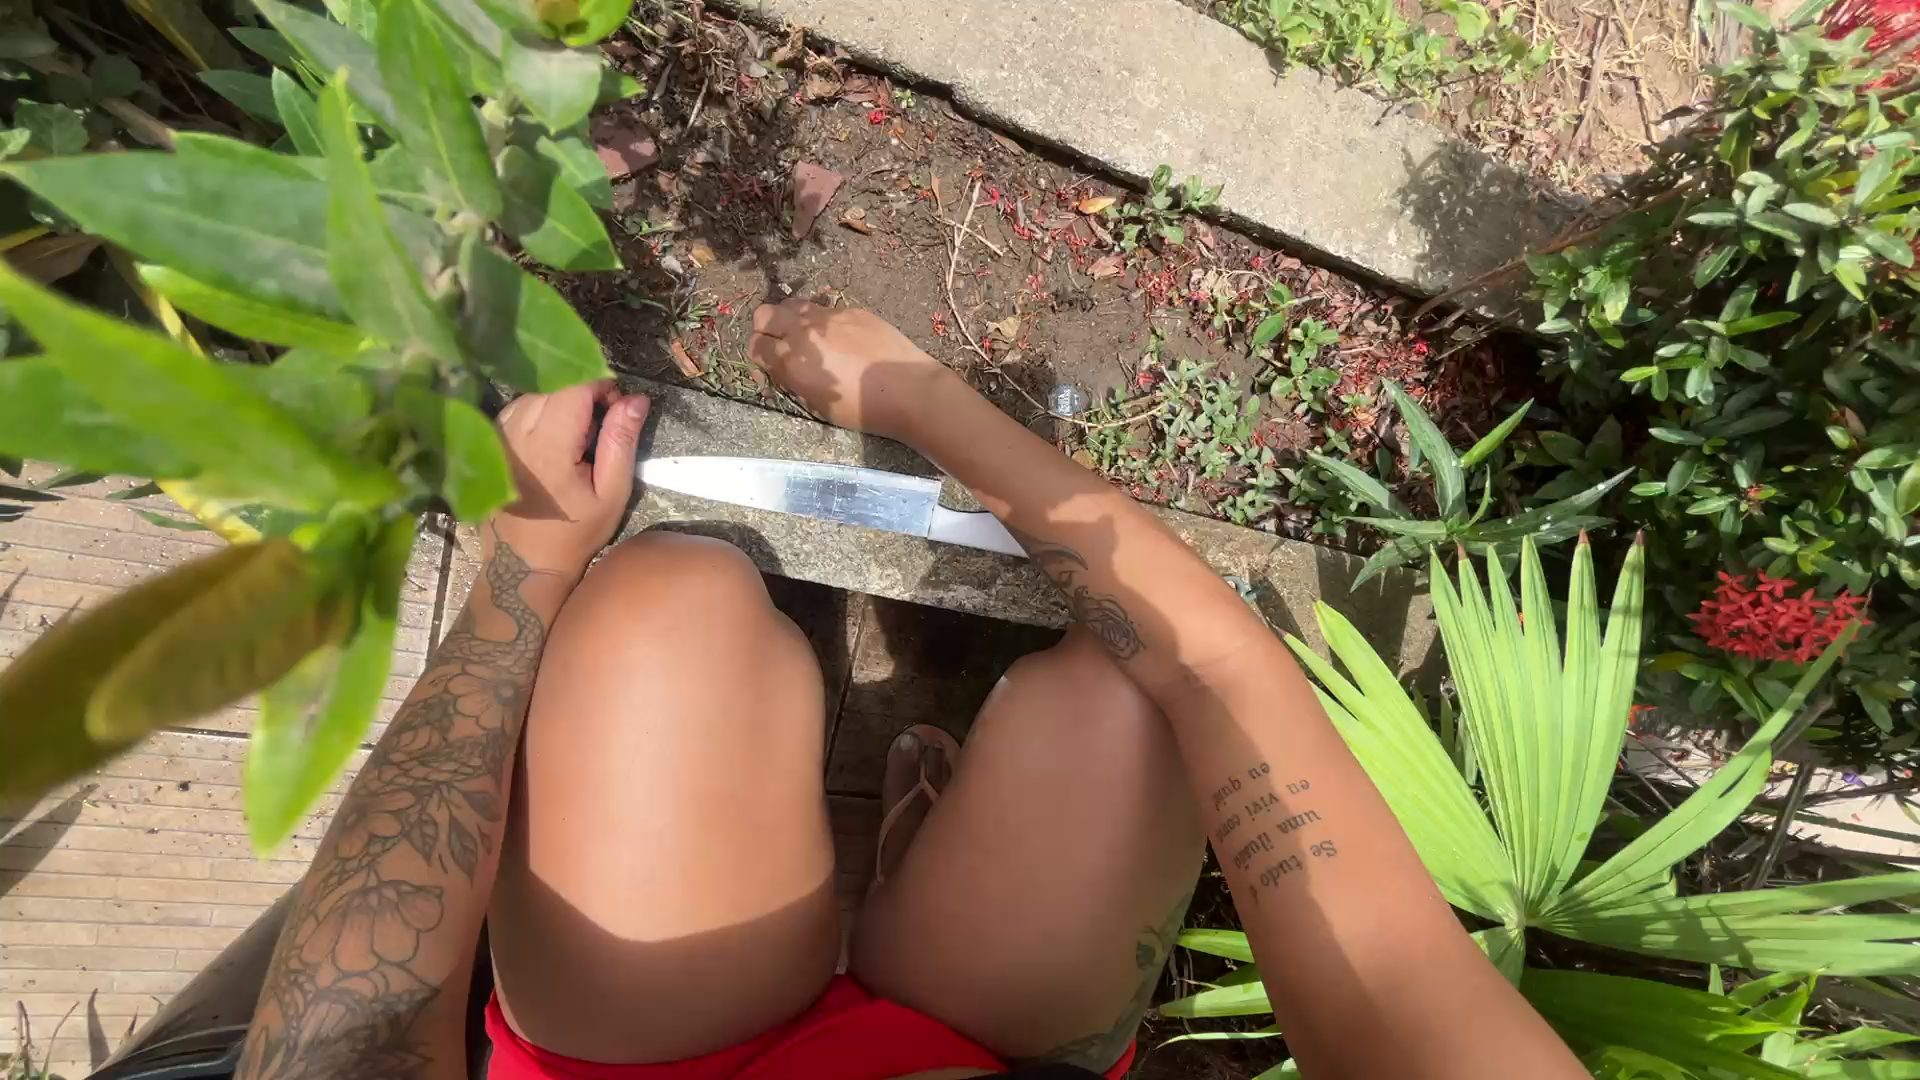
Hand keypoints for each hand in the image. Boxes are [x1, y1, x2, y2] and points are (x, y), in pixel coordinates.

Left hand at [486, 380, 650, 582]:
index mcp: (549, 446)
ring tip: (579, 430)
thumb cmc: (577, 531)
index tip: (619, 405)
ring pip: (532, 395)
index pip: (573, 389)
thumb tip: (636, 400)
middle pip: (552, 388)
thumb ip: (621, 442)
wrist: (524, 561)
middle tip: (604, 421)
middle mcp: (516, 435)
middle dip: (582, 393)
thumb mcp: (612, 492)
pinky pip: (515, 409)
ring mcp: (497, 438)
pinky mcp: (489, 444)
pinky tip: (553, 435)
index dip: (601, 387)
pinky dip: (539, 411)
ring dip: (560, 401)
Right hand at [749, 299, 954, 441]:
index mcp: (791, 361)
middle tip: (778, 344)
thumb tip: (783, 369)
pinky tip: (841, 339)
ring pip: (794, 305)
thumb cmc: (863, 410)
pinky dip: (824, 322)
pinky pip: (827, 310)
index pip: (756, 346)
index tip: (767, 363)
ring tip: (805, 336)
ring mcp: (829, 316)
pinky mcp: (853, 311)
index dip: (759, 355)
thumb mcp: (819, 406)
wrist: (908, 390)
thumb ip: (795, 381)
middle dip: (766, 329)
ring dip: (791, 319)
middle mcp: (804, 332)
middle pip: (765, 314)